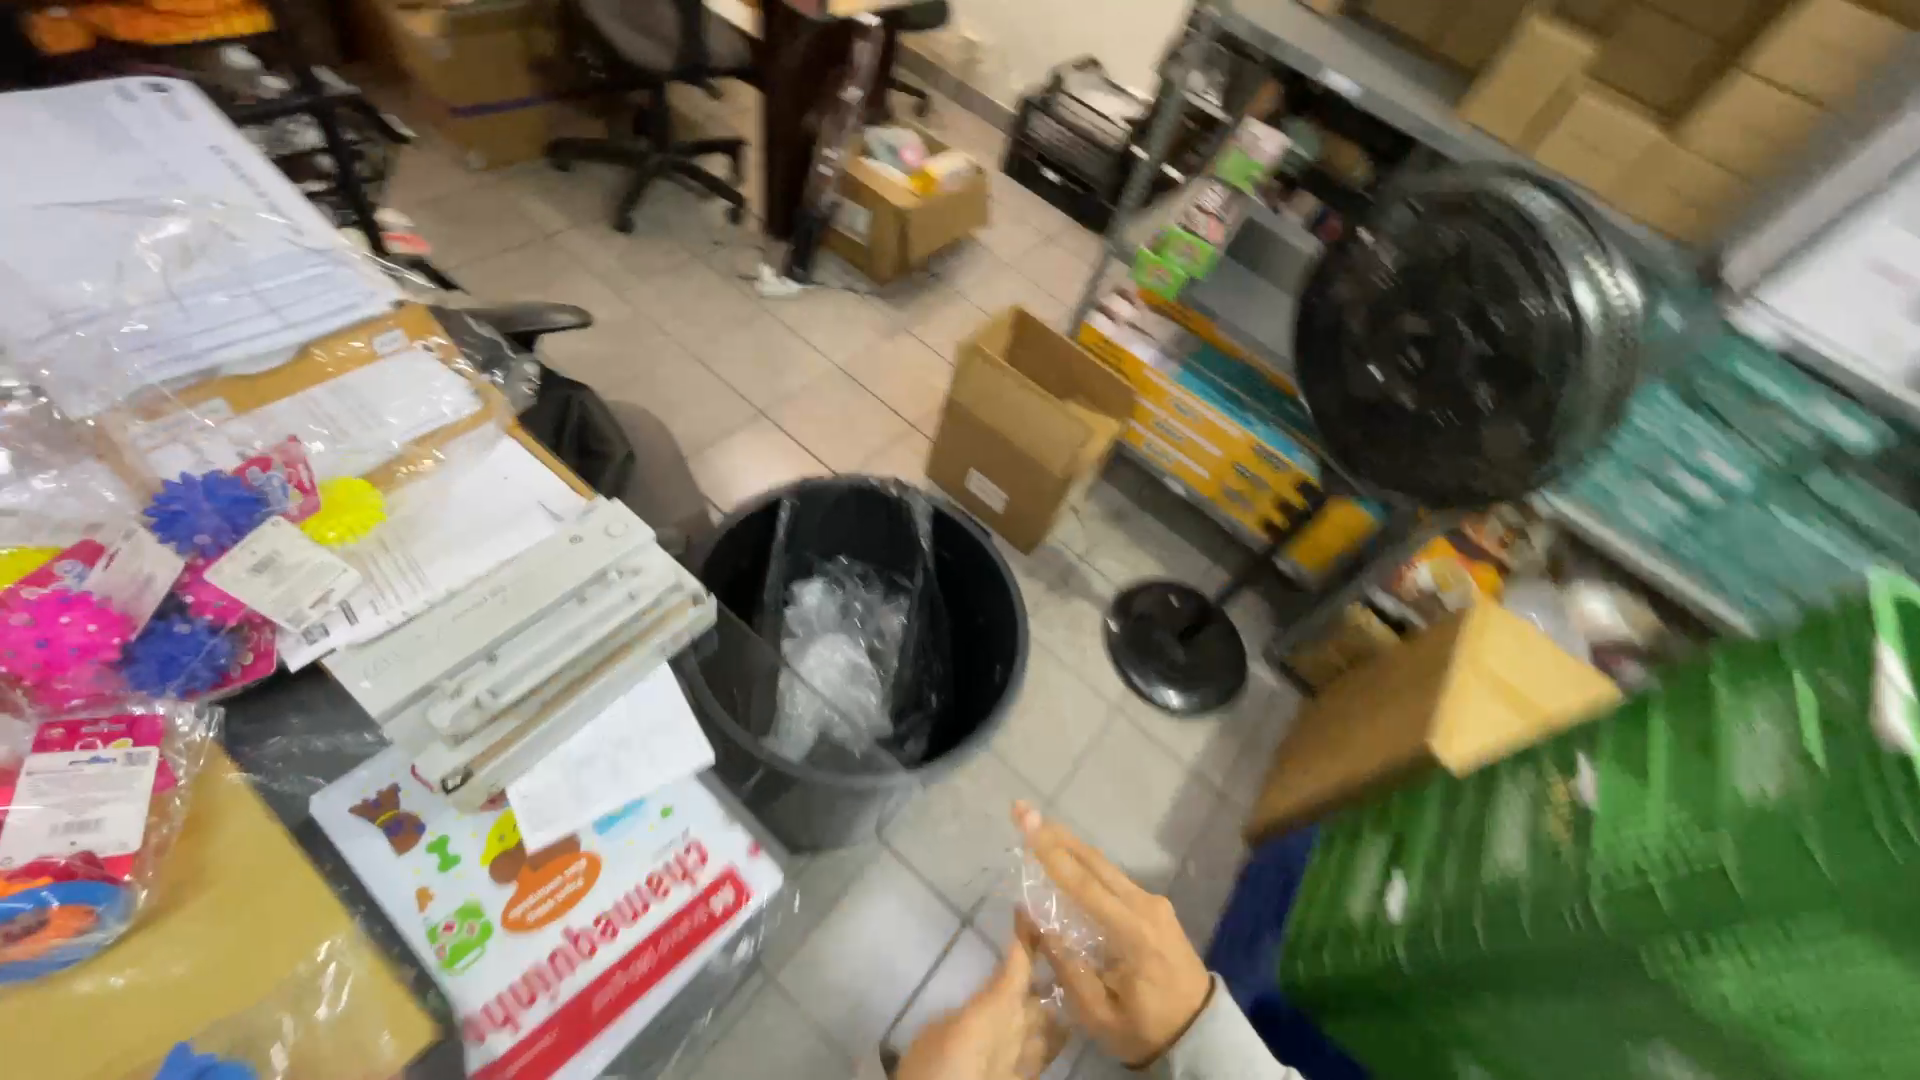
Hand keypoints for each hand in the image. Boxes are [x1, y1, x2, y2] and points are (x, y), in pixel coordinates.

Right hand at [895, 930, 1068, 1079]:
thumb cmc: (930, 1071)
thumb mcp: (937, 1032)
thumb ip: (966, 1013)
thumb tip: (978, 1008)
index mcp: (999, 1008)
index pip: (1021, 965)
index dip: (1025, 937)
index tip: (1024, 912)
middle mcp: (1022, 1031)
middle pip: (1048, 994)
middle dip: (1048, 970)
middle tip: (1041, 947)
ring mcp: (1029, 1059)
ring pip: (1055, 1024)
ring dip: (1052, 1004)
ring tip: (1045, 990)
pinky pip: (1047, 1051)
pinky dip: (1048, 1034)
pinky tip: (1037, 1031)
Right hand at [1013, 801, 1212, 1067]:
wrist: (1202, 1035)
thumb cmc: (1148, 1030)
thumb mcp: (1101, 1015)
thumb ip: (1069, 969)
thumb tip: (1041, 926)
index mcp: (1133, 933)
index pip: (1084, 885)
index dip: (1051, 852)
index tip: (1028, 822)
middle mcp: (1146, 906)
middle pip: (1094, 862)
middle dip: (1056, 834)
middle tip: (1023, 810)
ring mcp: (1154, 903)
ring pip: (1104, 866)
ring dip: (1069, 846)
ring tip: (1037, 829)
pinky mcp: (1155, 907)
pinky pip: (1114, 879)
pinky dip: (1085, 865)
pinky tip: (1066, 861)